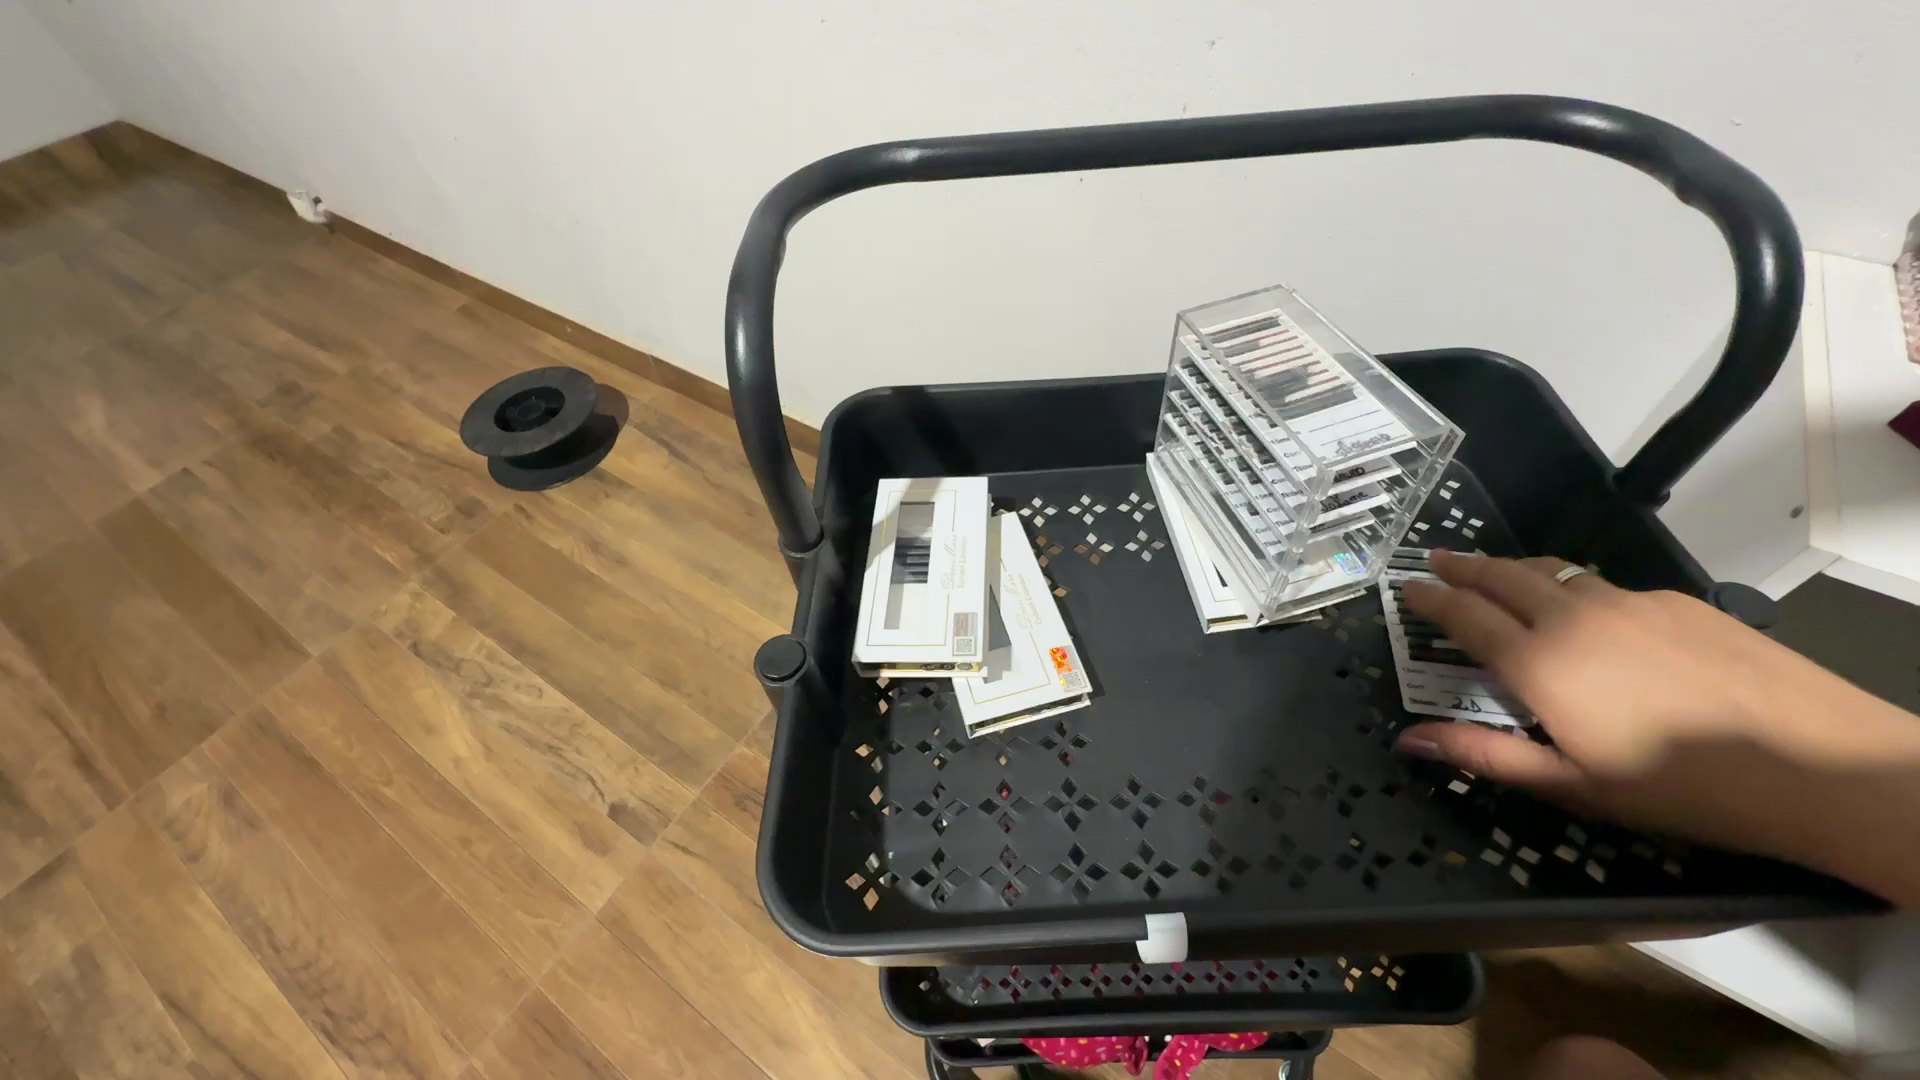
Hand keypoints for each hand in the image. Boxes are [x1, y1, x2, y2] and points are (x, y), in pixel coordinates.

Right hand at [1395, 550, 1919, 902]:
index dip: (1430, 598)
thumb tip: (1407, 738)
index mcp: (1539, 661)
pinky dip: (1573, 586)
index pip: (1465, 615)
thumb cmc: (1681, 787)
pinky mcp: (1678, 602)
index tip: (1407, 587)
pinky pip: (1607, 585)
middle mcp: (1574, 617)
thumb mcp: (1571, 786)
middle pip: (1503, 576)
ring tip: (1495, 570)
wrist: (1822, 766)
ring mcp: (1630, 603)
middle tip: (1436, 559)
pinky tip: (1585, 609)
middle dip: (1463, 566)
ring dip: (1514, 567)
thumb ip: (1483, 754)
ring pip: (1555, 570)